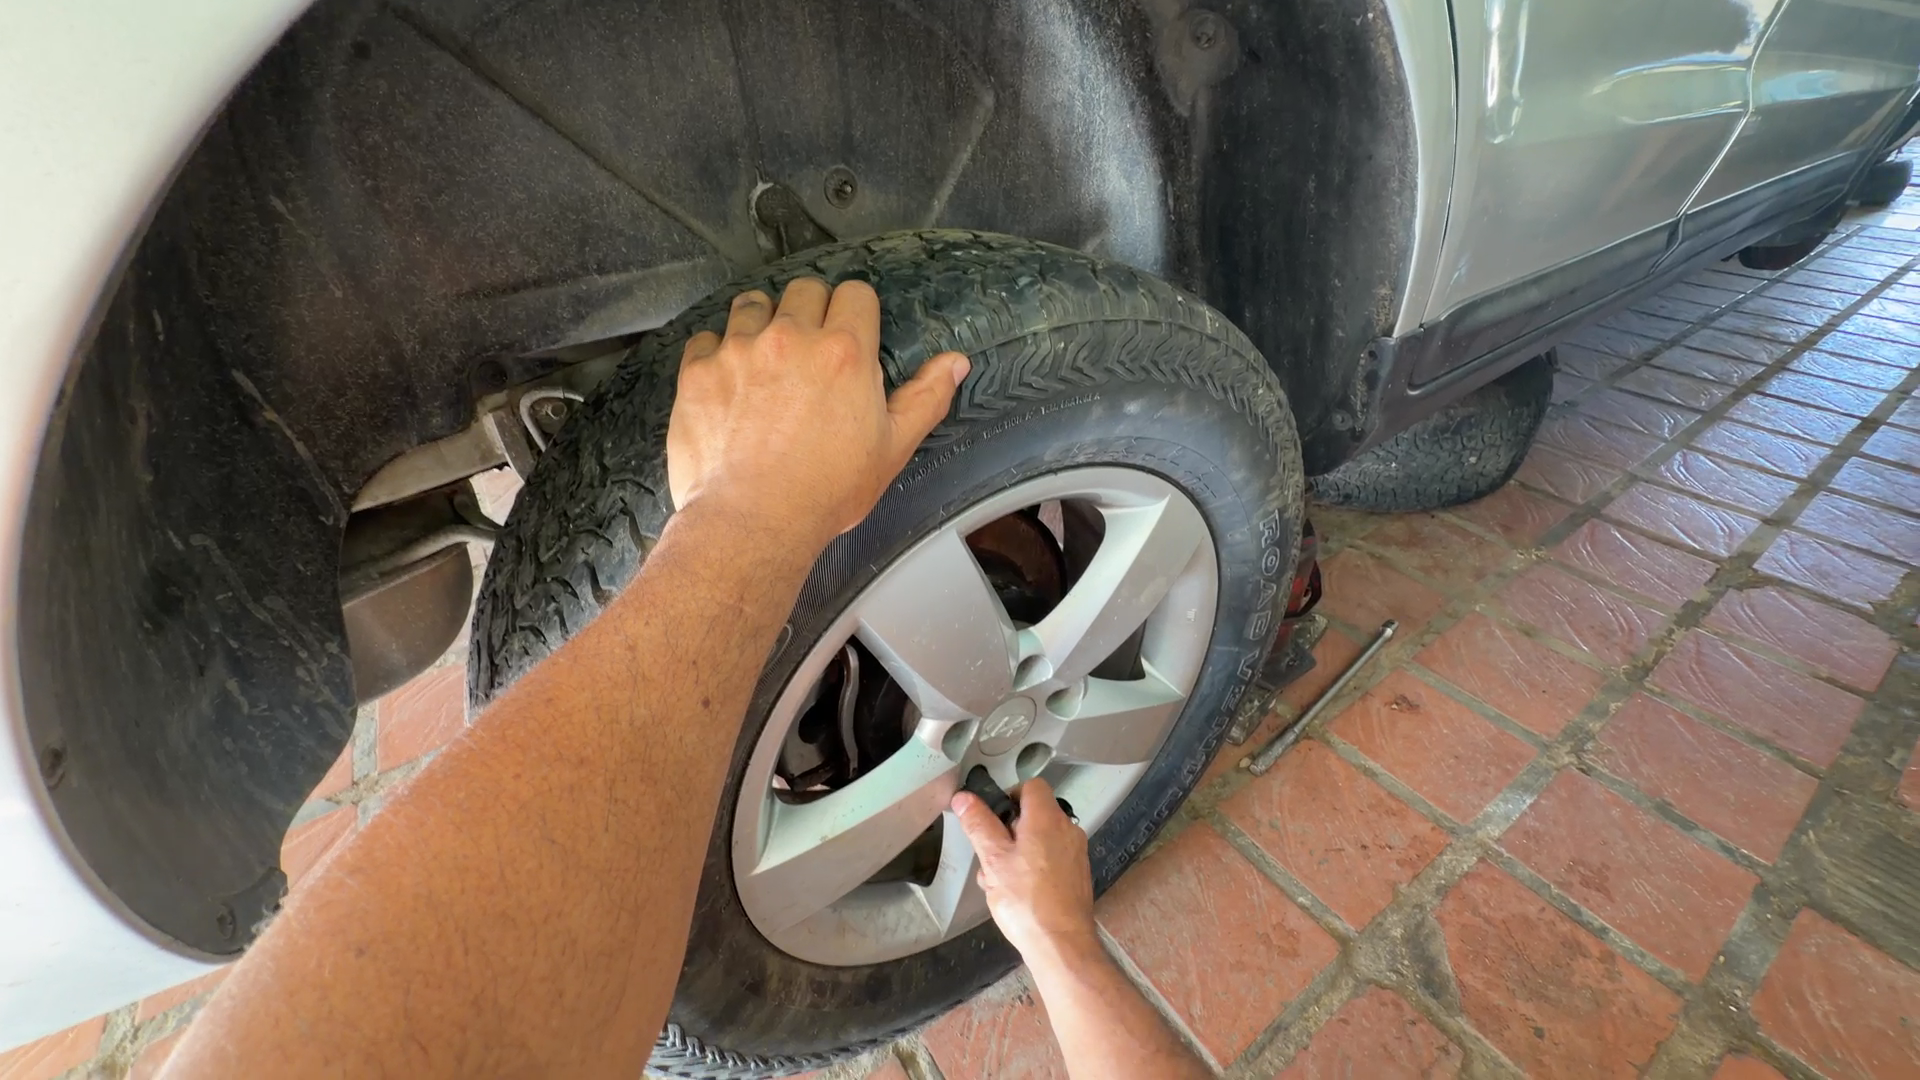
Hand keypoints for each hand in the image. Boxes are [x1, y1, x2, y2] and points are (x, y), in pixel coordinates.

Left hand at [667, 278, 968, 550]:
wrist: (754, 521)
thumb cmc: (825, 490)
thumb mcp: (892, 448)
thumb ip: (925, 398)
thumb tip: (954, 363)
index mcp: (845, 353)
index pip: (856, 294)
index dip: (857, 313)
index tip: (852, 335)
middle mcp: (791, 338)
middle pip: (805, 289)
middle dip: (812, 311)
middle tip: (811, 351)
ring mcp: (739, 350)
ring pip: (752, 303)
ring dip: (764, 322)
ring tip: (768, 362)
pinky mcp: (699, 371)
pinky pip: (707, 337)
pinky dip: (719, 352)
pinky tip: (731, 383)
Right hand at [951, 778, 1097, 959]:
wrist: (1061, 945)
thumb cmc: (1026, 900)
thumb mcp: (993, 859)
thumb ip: (978, 824)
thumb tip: (964, 798)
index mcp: (1048, 818)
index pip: (1031, 785)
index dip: (1010, 795)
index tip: (994, 818)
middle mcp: (1068, 829)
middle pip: (1034, 814)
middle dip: (1009, 831)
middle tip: (993, 857)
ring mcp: (1076, 853)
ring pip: (1040, 840)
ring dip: (1018, 853)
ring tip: (1002, 882)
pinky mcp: (1078, 875)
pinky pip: (1051, 860)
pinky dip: (1034, 868)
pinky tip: (1019, 894)